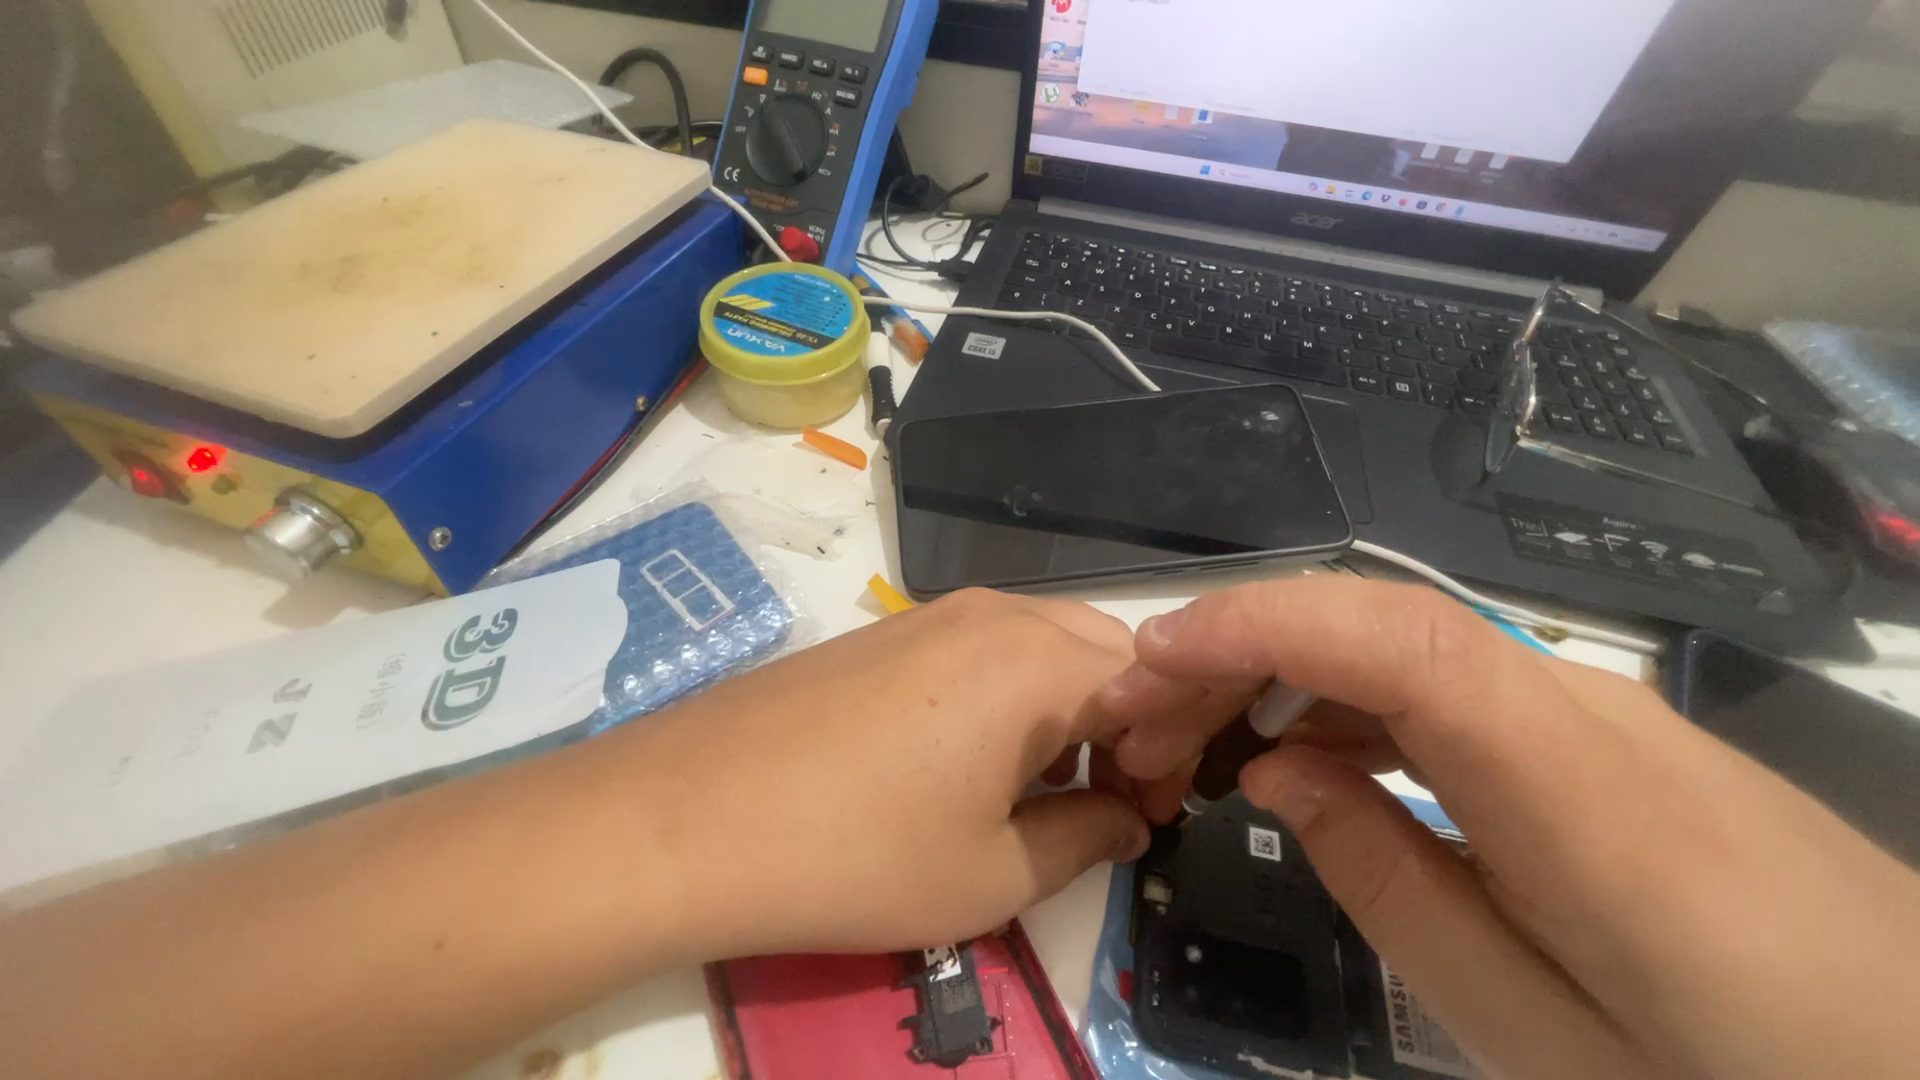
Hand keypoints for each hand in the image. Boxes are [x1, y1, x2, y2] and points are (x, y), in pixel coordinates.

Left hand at [620, 588, 1153, 960]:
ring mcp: (932, 614)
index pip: (1148, 690)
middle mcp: (994, 615)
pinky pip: (981, 649)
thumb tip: (1130, 820)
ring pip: (1039, 646)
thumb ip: (1086, 838)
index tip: (1147, 818)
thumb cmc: (859, 853)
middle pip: (1100, 653)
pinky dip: (1009, 694)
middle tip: (1101, 801)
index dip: (1167, 755)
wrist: (690, 813)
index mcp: (1037, 662)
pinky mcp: (887, 631)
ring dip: (1065, 707)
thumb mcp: (993, 872)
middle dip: (1122, 722)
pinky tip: (966, 757)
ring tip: (1034, 787)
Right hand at [1095, 577, 1919, 1079]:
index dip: (1259, 625)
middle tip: (1137, 725)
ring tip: (1191, 742)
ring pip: (1390, 642)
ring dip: (1272, 672)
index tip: (1151, 657)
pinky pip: (1431, 680)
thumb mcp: (1539, 1031)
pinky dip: (1335, 697)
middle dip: (1231, 649)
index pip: (1396, 642)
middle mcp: (1576, 703)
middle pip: (1370, 622)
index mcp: (1577, 787)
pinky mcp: (1584, 727)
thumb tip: (1279, 771)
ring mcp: (1585, 704)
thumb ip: (1390, 882)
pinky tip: (1297, 754)